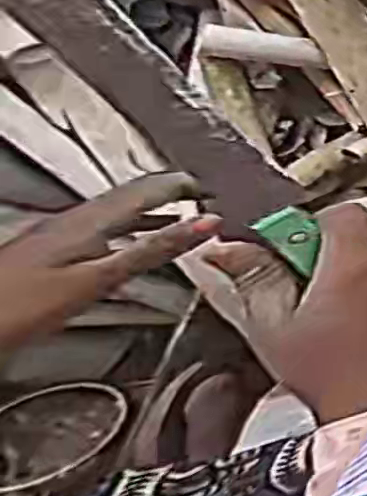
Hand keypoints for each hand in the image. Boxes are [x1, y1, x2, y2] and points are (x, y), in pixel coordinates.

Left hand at [0, 172, 214, 354]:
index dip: (191, 186)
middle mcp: (71, 222)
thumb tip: (210, 222)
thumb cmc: (15, 309)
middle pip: (134, 195)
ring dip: (155, 212)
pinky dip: (131, 230)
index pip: (154, 186)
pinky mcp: (44, 254)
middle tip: (206, 201)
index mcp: (90, 222)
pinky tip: (132, 245)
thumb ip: (158, 248)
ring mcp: (54, 238)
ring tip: (181, 220)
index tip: (218, 193)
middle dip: (175, 194)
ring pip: (118, 212)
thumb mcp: (99, 279)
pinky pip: (101, 230)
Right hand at [258, 203, 366, 423]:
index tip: (305, 247)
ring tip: (356, 302)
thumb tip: (226, 248)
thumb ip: (256, 278)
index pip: (344, 213)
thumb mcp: (275, 326)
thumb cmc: (327, 369)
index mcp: (356, 262)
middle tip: (324, 282)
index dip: (321, 225)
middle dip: (347, 248)